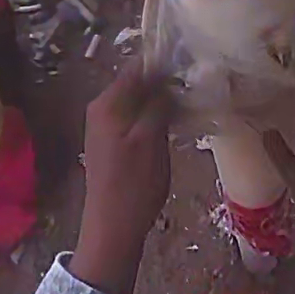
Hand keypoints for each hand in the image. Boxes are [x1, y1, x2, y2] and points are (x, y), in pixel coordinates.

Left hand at [71, 65, 172, 293]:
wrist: (112, 230)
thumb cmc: (133, 184)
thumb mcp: (151, 140)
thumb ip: (157, 104)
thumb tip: (168, 80)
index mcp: (107, 103)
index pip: (136, 67)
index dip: (163, 63)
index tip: (190, 65)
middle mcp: (101, 108)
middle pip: (136, 82)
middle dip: (163, 81)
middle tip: (193, 84)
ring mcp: (105, 125)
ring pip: (137, 100)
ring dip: (160, 100)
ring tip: (188, 101)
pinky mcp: (112, 141)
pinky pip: (134, 116)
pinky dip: (152, 115)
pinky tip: (172, 122)